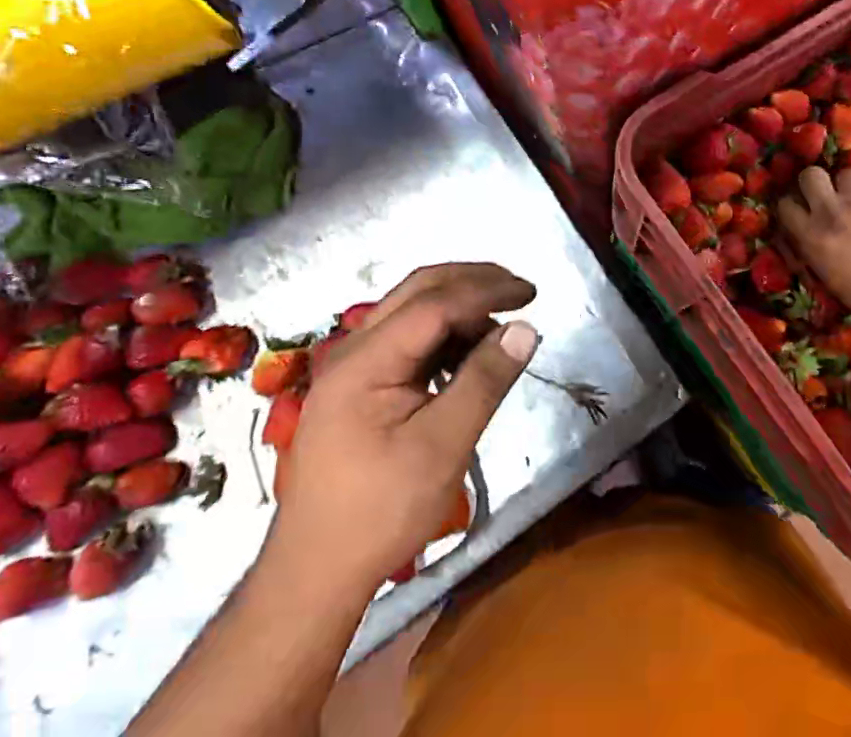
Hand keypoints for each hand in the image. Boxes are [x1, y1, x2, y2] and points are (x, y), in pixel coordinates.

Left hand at [265, 264, 538, 585]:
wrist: (318, 569)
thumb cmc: (382, 510)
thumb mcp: (443, 446)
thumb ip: (484, 381)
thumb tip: (525, 328)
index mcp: (365, 361)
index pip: (435, 304)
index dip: (487, 290)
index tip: (532, 293)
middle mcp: (353, 351)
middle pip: (418, 292)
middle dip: (472, 282)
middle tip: (521, 291)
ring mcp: (353, 368)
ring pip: (412, 313)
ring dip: (460, 308)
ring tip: (503, 327)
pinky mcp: (360, 387)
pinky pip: (408, 341)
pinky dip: (445, 335)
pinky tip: (470, 355)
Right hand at [779, 168, 850, 341]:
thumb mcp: (832, 281)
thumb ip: (815, 251)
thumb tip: (808, 237)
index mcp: (814, 237)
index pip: (786, 205)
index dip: (793, 208)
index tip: (802, 213)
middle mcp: (835, 211)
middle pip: (810, 175)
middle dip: (817, 184)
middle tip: (829, 199)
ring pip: (848, 174)